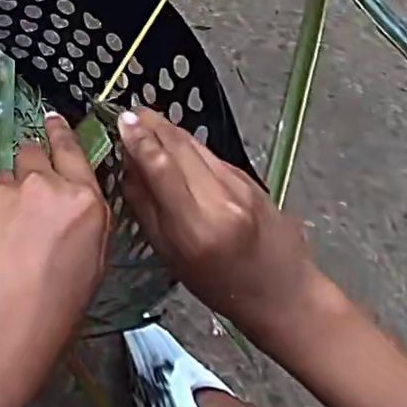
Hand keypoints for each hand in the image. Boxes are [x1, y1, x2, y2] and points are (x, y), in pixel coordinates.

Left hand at [0, 112, 109, 406]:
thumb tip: (71, 208)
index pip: (72, 151)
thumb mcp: (90, 267)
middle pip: (33, 154)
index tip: (54, 120)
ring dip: (3, 195)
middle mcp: (43, 186)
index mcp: (84, 202)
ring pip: (2, 178)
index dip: (61, 134)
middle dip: (29, 168)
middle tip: (25, 197)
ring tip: (0, 236)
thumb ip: (83, 224)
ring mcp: (2, 191)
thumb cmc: (51, 313)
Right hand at [117, 108, 332, 338]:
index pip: (161, 167)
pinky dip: (187, 145)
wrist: (284, 294)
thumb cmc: (219, 285)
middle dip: (152, 124)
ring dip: (168, 129)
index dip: (139, 139)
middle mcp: (221, 200)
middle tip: (129, 113)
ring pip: (196, 145)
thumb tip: (127, 166)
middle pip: (180, 146)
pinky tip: (173, 144)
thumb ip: (145, 207)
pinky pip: (210, 155)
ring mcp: (241, 186)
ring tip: (146, 120)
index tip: (122, 119)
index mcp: (195, 226)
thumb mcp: (169, 254)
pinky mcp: (251, 180)